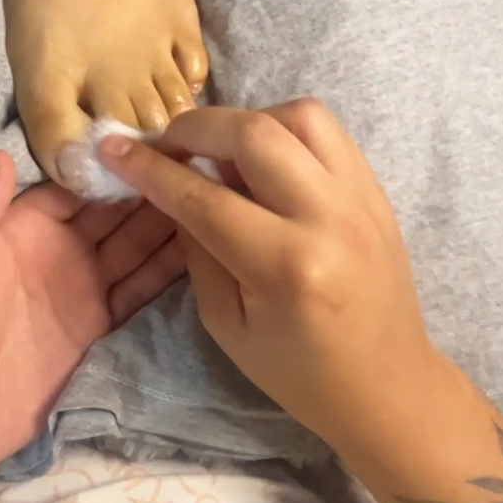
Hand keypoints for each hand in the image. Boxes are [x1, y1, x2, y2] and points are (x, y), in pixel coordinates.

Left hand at [0, 150, 185, 482]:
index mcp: (18, 227)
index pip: (71, 183)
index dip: (108, 163)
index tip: (153, 141)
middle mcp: (55, 247)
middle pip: (111, 209)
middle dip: (149, 186)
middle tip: (201, 164)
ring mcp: (80, 286)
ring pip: (133, 245)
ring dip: (167, 223)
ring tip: (215, 198)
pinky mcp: (98, 325)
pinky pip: (138, 290)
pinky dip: (167, 270)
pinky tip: (204, 250)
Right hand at [96, 101, 449, 442]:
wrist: (388, 386)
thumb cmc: (296, 368)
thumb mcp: (223, 320)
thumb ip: (195, 243)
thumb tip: (171, 183)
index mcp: (285, 267)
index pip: (202, 196)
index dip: (150, 168)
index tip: (114, 150)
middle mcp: (328, 220)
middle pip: (252, 133)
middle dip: (194, 128)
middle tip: (167, 146)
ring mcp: (361, 198)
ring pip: (297, 115)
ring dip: (245, 121)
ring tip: (222, 151)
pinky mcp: (376, 189)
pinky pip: (325, 130)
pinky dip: (280, 128)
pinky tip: (261, 160)